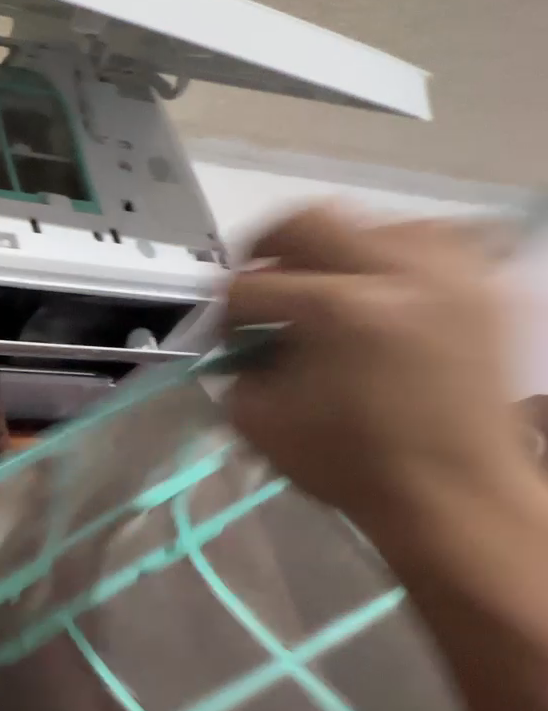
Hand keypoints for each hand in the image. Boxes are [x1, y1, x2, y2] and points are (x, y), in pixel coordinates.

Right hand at [224, 205, 530, 532]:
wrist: (451, 489)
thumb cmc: (345, 461)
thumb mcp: (258, 417)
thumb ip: (239, 365)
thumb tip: (242, 339)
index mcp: (338, 311)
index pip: (249, 286)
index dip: (222, 312)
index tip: (222, 336)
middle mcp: (404, 275)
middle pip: (312, 221)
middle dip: (266, 251)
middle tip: (256, 286)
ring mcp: (457, 275)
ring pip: (381, 221)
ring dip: (338, 250)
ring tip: (324, 287)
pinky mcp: (489, 289)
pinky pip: (442, 241)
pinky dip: (400, 257)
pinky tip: (381, 290)